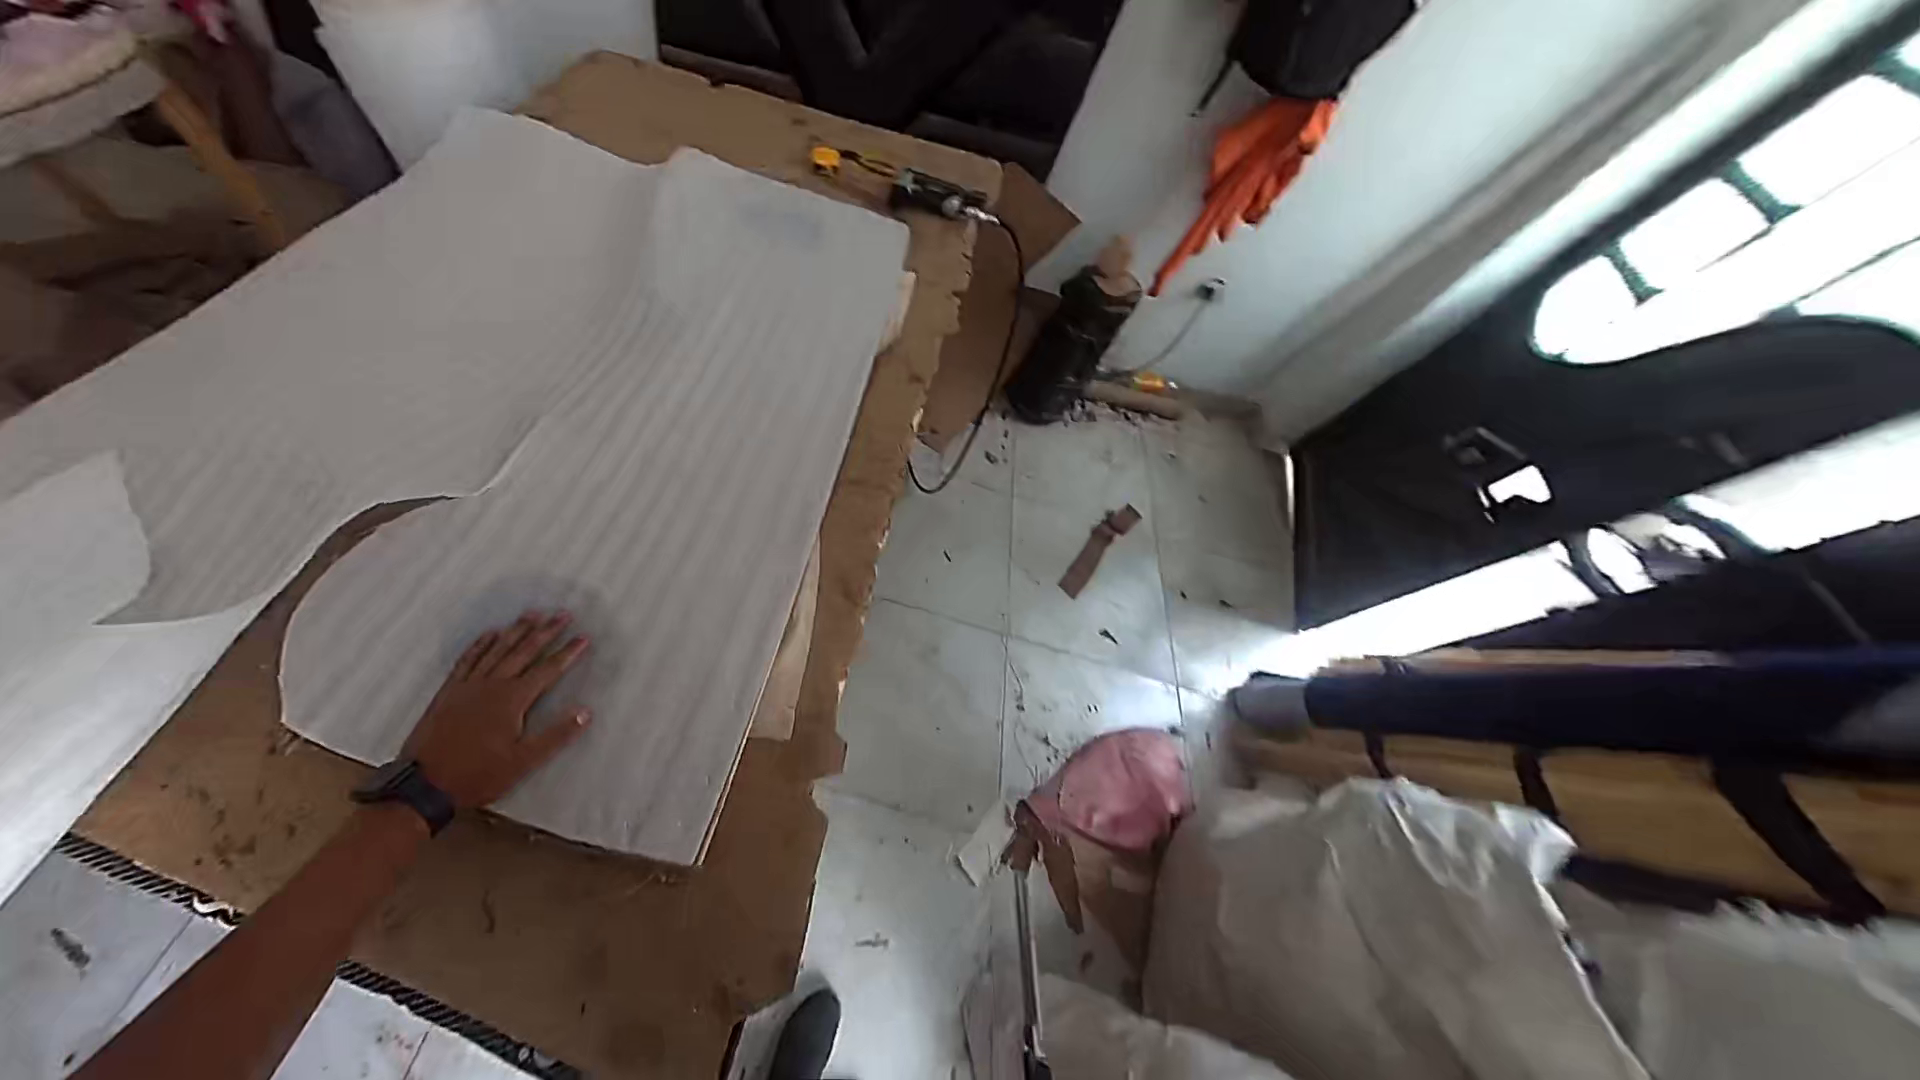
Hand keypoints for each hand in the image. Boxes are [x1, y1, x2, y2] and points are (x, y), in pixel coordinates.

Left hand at [402, 610, 591, 809]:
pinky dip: (480, 645)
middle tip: (562, 614)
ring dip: (516, 631)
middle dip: (545, 632)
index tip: (584, 637)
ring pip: (497, 651)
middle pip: (524, 652)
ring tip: (531, 614)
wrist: (421, 787)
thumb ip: (556, 735)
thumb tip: (586, 712)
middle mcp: (491, 686)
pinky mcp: (448, 693)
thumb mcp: (523, 761)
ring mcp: (467, 687)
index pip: (548, 670)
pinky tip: (489, 634)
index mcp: (512, 700)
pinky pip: (467, 660)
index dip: (568, 653)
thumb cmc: (478, 775)